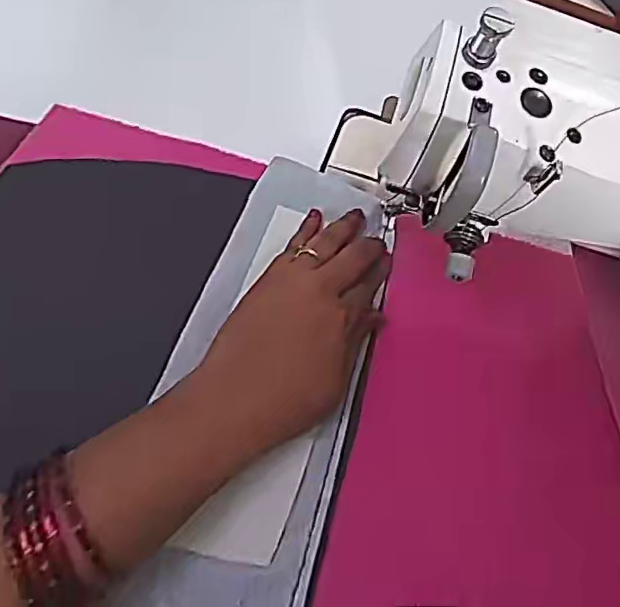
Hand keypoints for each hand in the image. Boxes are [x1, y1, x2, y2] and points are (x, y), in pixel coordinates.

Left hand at [188, 210, 388, 455]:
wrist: (233, 400)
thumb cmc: (280, 400)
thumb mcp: (335, 381)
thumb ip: (355, 343)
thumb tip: (370, 323)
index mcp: (341, 317)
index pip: (369, 285)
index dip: (381, 272)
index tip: (386, 265)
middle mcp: (320, 291)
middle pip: (354, 257)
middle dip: (370, 246)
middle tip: (378, 241)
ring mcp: (294, 280)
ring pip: (327, 241)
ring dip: (344, 227)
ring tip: (355, 218)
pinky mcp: (270, 277)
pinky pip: (295, 243)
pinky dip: (307, 229)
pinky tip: (314, 220)